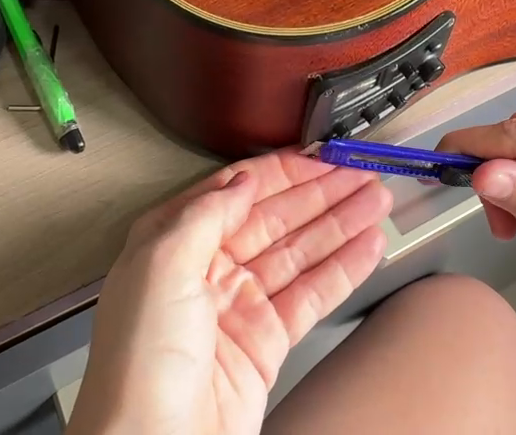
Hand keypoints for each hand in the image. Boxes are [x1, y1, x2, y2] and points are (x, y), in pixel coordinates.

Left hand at [67, 150, 391, 434]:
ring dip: (340, 225)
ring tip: (376, 200)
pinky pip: (311, 295)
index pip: (237, 191)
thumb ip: (206, 214)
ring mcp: (239, 305)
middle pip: (275, 218)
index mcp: (175, 240)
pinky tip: (367, 248)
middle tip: (361, 174)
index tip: (318, 155)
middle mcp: (207, 268)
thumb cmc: (139, 361)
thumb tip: (241, 178)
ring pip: (299, 252)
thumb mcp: (162, 264)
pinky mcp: (265, 342)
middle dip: (320, 194)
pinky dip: (342, 269)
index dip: (282, 171)